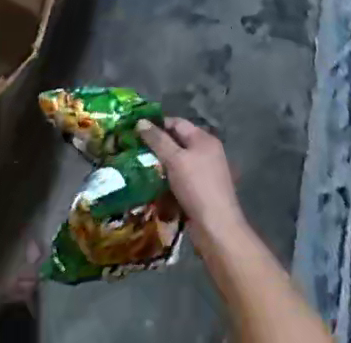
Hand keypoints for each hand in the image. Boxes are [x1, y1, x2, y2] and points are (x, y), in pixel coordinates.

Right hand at [137, 118, 244, 236]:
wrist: (217, 229)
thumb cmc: (196, 187)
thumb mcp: (175, 159)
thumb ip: (157, 139)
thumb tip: (140, 121)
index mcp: (204, 139)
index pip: (177, 123)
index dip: (157, 124)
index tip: (136, 130)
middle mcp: (206, 152)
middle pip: (177, 142)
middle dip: (156, 146)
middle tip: (134, 149)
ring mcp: (204, 173)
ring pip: (176, 162)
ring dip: (160, 165)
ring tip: (138, 166)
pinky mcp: (199, 191)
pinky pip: (179, 179)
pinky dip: (166, 180)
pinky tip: (151, 185)